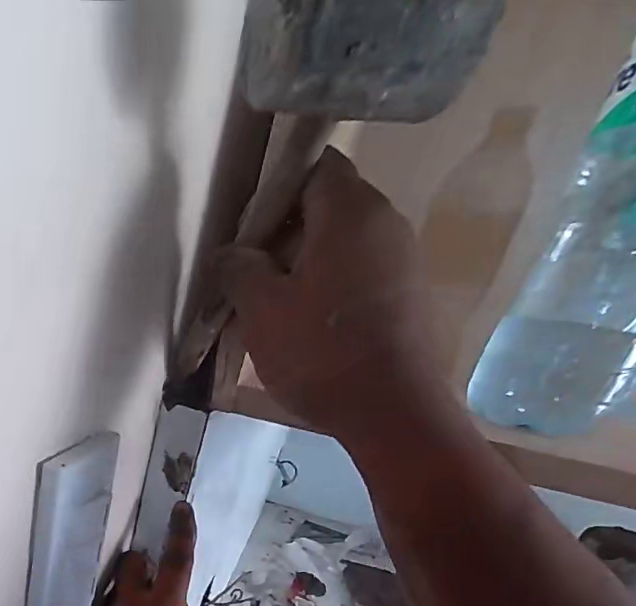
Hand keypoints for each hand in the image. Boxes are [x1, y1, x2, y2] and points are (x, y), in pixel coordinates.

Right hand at [215, 148, 452, 444]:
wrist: (390, 408)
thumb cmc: (319, 351)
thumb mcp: (261, 310)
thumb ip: (238, 270)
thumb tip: (229, 253)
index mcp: (351, 213)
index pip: (315, 167)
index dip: (276, 189)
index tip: (247, 230)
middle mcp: (385, 223)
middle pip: (328, 206)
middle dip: (283, 233)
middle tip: (247, 274)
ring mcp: (402, 260)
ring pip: (342, 243)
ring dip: (302, 264)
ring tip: (269, 305)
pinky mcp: (406, 295)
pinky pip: (359, 272)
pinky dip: (327, 286)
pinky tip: (303, 325)